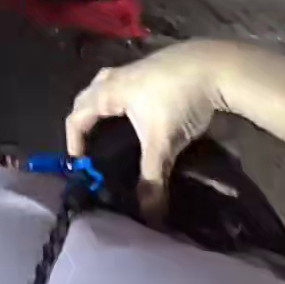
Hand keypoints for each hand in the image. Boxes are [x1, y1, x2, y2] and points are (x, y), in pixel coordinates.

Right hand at [65, 41, 259, 222]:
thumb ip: (152, 178)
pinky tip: (134, 117)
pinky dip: (117, 104)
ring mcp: (130, 70)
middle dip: (82, 124)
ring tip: (108, 133)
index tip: (81, 167)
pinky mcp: (147, 70)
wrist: (211, 66)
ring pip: (103, 90)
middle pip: (85, 100)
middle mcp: (111, 78)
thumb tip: (150, 217)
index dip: (73, 143)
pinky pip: (120, 88)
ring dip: (99, 110)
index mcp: (106, 92)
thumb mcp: (163, 142)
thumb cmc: (176, 99)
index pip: (76, 118)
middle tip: (90, 150)